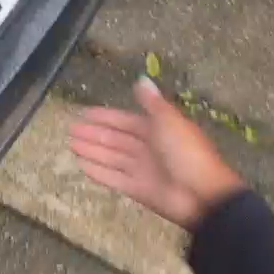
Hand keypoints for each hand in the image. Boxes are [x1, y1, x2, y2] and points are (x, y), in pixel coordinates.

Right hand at [68, 78, 245, 229]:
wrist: (203, 194)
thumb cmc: (187, 153)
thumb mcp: (170, 121)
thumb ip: (152, 103)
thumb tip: (141, 79)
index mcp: (157, 130)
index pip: (125, 121)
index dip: (105, 116)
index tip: (84, 113)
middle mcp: (148, 148)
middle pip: (115, 140)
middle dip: (94, 134)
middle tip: (70, 129)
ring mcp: (142, 170)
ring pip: (111, 158)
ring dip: (92, 151)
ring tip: (71, 145)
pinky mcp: (138, 190)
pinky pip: (113, 178)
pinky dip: (98, 172)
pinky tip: (81, 166)